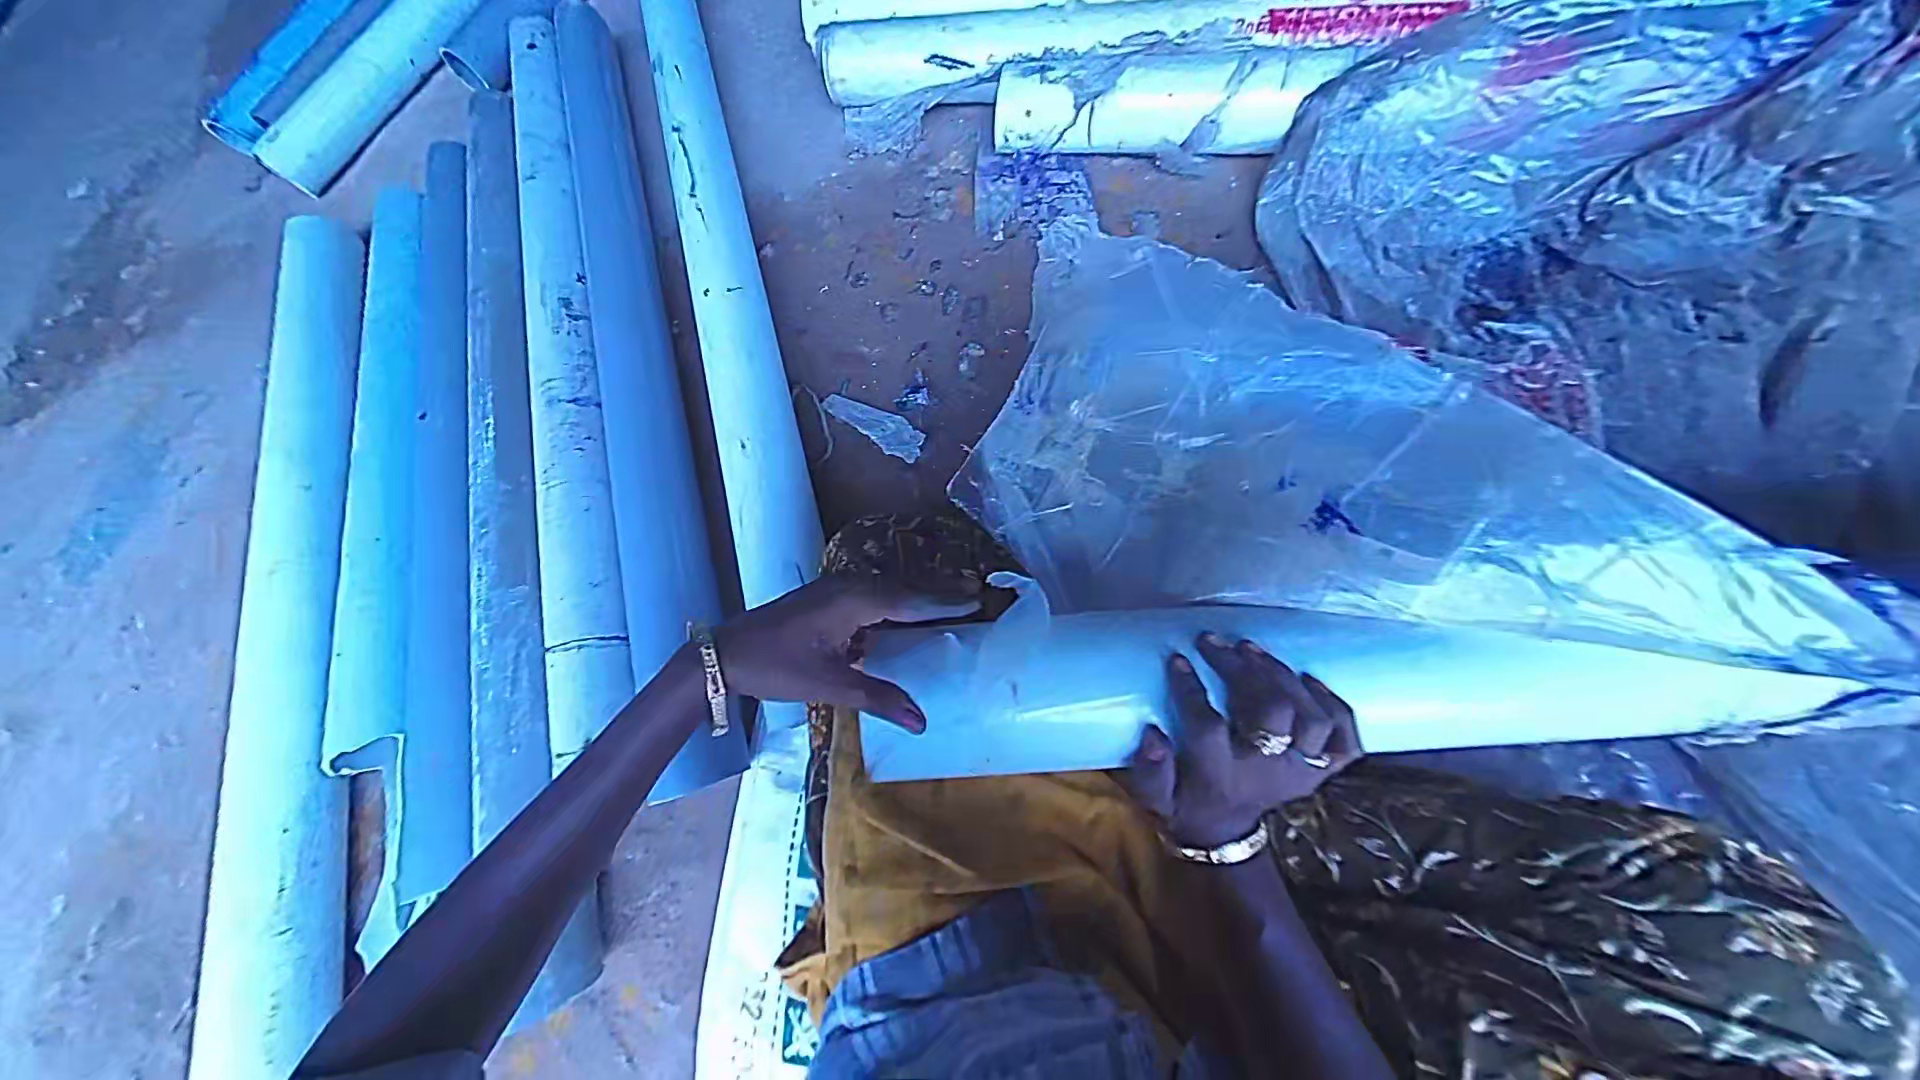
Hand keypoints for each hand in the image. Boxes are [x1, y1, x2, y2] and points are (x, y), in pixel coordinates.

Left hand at [714, 575, 979, 732]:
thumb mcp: (830, 684)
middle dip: (940, 592)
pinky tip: (906, 614)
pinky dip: (897, 603)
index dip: (946, 602)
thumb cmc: (776, 667)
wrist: (725, 654)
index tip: (978, 598)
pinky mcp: (828, 598)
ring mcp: (836, 589)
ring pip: (889, 589)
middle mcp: (850, 586)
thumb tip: (923, 721)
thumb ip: (878, 698)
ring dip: (919, 594)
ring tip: (951, 598)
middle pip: (905, 588)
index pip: (912, 600)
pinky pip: (874, 596)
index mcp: (854, 601)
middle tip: (977, 592)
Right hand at [1115, 633, 1361, 847]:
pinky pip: (1345, 740)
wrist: (1224, 834)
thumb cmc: (1183, 804)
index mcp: (1223, 777)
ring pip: (1310, 718)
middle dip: (1244, 670)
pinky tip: (1308, 678)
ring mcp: (1301, 772)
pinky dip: (1333, 706)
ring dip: (1284, 678)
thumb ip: (1150, 771)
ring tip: (1253, 651)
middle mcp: (1269, 773)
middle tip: (1217, 644)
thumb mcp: (1155, 798)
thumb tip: (1152, 734)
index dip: (1192, 689)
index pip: (1208, 726)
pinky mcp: (1320, 772)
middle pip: (1271, 711)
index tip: (1179, 660)